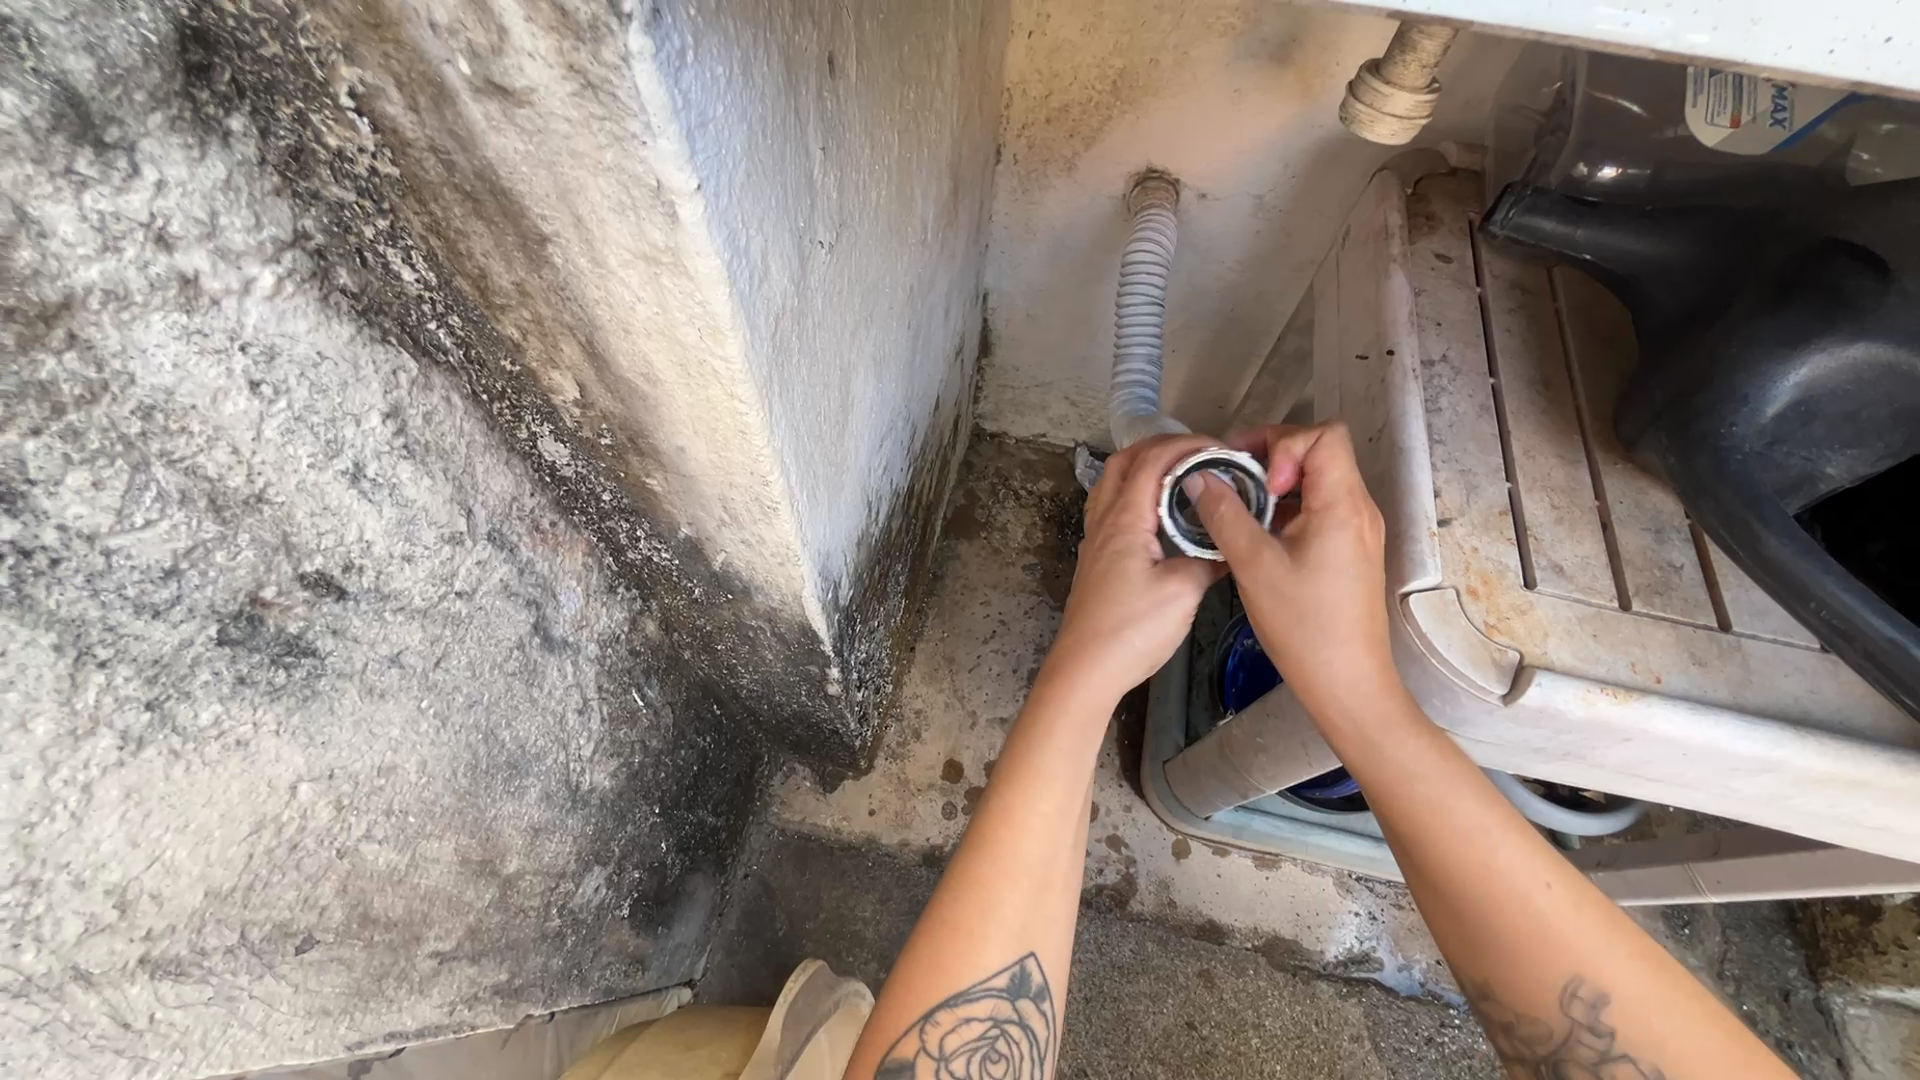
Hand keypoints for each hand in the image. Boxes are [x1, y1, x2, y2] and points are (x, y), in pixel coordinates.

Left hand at [1045, 434, 1227, 702]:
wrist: (1086, 668)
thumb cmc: (1131, 629)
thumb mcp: (1183, 592)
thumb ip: (1208, 560)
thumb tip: (1228, 548)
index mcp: (1124, 520)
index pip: (1151, 461)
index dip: (1185, 445)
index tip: (1220, 448)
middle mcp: (1103, 522)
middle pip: (1124, 463)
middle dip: (1160, 448)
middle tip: (1199, 454)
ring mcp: (1094, 541)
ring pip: (1112, 486)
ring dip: (1143, 470)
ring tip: (1180, 477)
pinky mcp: (1095, 561)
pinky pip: (1111, 511)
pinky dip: (1135, 497)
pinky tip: (1157, 517)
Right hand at [1187, 422, 1399, 719]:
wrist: (1347, 682)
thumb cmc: (1304, 626)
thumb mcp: (1254, 566)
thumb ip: (1225, 515)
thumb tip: (1199, 478)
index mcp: (1342, 505)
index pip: (1323, 435)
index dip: (1282, 443)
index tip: (1255, 479)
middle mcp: (1357, 509)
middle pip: (1319, 451)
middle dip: (1270, 457)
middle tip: (1231, 481)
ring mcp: (1356, 530)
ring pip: (1315, 481)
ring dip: (1274, 484)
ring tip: (1236, 508)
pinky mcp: (1347, 550)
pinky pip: (1316, 509)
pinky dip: (1283, 508)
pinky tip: (1255, 535)